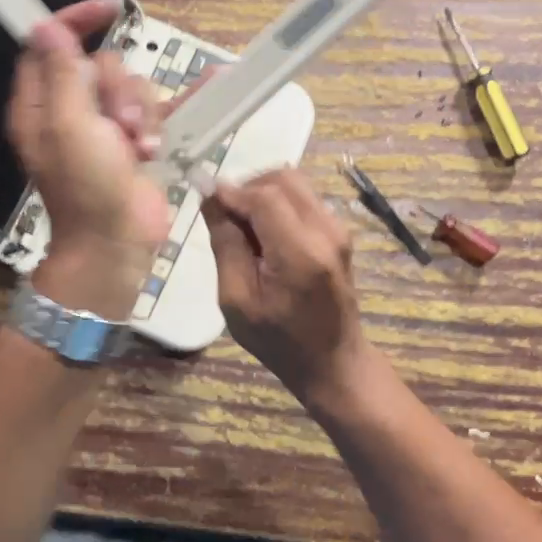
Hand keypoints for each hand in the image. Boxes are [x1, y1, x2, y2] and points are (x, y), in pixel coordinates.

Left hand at [7, 0, 166, 316]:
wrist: (116, 244)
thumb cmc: (86, 188)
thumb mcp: (70, 126)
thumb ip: (62, 74)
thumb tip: (45, 26)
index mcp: (41, 105)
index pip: (51, 44)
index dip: (75, 21)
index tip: (108, 10)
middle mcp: (71, 111)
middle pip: (103, 66)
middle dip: (121, 92)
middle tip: (123, 128)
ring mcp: (105, 128)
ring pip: (133, 88)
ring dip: (145, 116)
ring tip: (142, 150)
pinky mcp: (136, 142)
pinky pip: (160, 107)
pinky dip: (181, 101)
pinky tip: (214, 82)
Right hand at [201, 169, 378, 409]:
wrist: (333, 362)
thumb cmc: (278, 340)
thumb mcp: (237, 300)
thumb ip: (225, 244)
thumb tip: (211, 198)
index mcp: (299, 253)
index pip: (262, 197)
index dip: (230, 190)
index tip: (202, 195)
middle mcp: (326, 231)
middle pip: (281, 179)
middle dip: (246, 187)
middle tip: (223, 214)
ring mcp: (338, 229)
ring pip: (294, 184)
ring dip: (262, 194)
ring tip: (242, 227)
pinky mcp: (339, 232)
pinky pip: (303, 199)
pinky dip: (277, 204)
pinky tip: (263, 236)